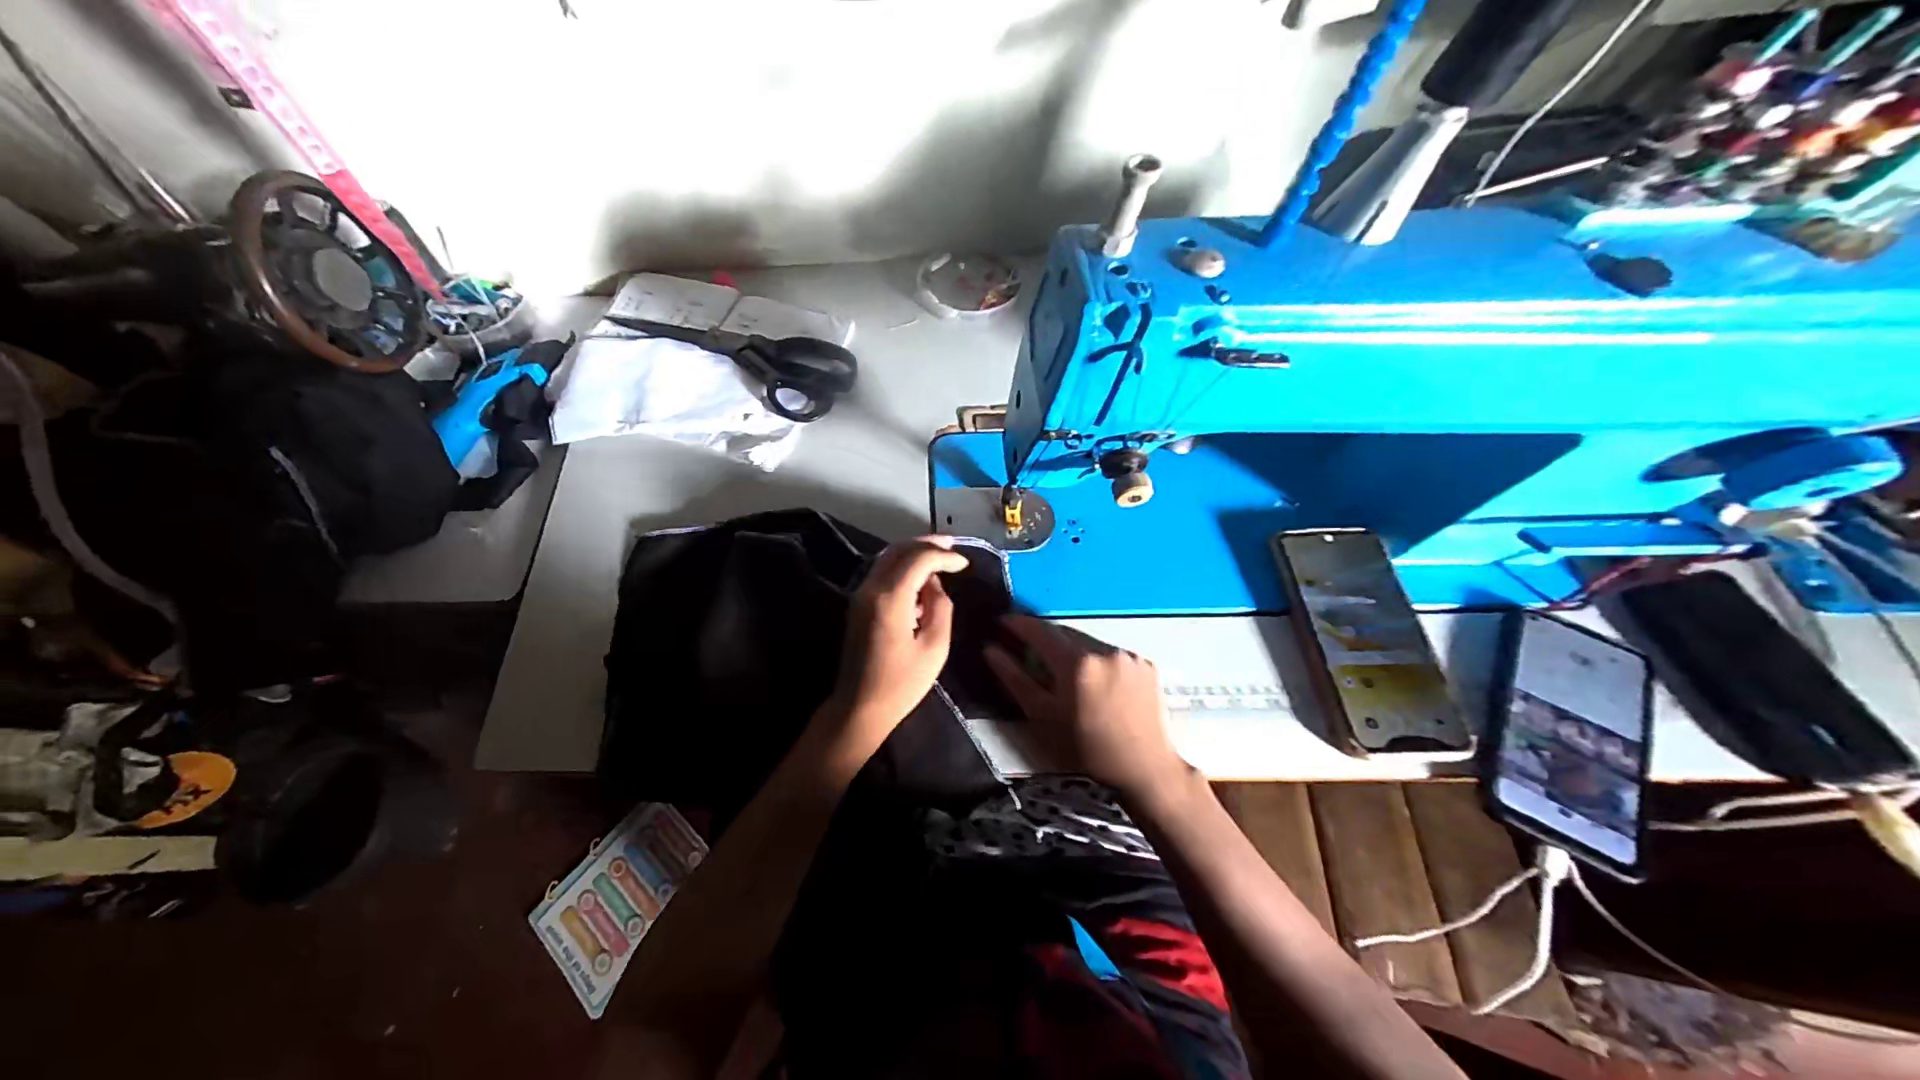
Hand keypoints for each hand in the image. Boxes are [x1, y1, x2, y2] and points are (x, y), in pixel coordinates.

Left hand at [828, 536, 969, 747]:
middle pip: (899, 550)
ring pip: (887, 558)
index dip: (944, 556)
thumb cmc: (901, 683)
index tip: (964, 563)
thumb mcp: (935, 647)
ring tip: (940, 555)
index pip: (919, 559)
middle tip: (952, 546)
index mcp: (890, 598)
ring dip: (913, 552)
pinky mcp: (858, 605)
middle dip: (927, 544)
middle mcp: (871, 588)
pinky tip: (921, 579)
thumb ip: (940, 607)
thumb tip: (936, 584)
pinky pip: (882, 573)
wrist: (860, 706)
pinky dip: (902, 567)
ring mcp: (861, 595)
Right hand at [985, 615, 1188, 798]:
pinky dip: (1100, 663)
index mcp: (1077, 662)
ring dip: (1074, 652)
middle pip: (1066, 634)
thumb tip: (991, 650)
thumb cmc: (1086, 749)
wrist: (1142, 770)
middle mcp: (1105, 650)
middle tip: (1030, 652)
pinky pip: (1113, 654)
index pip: (1041, 631)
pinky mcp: (1147, 665)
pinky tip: (1097, 685)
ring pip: (1090, 643)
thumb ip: (1014, 678)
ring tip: (1066, 676)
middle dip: (1046, 640)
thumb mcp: (1043, 715)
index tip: (1002, 621)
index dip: (1018, 624)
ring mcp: (1129, 656)